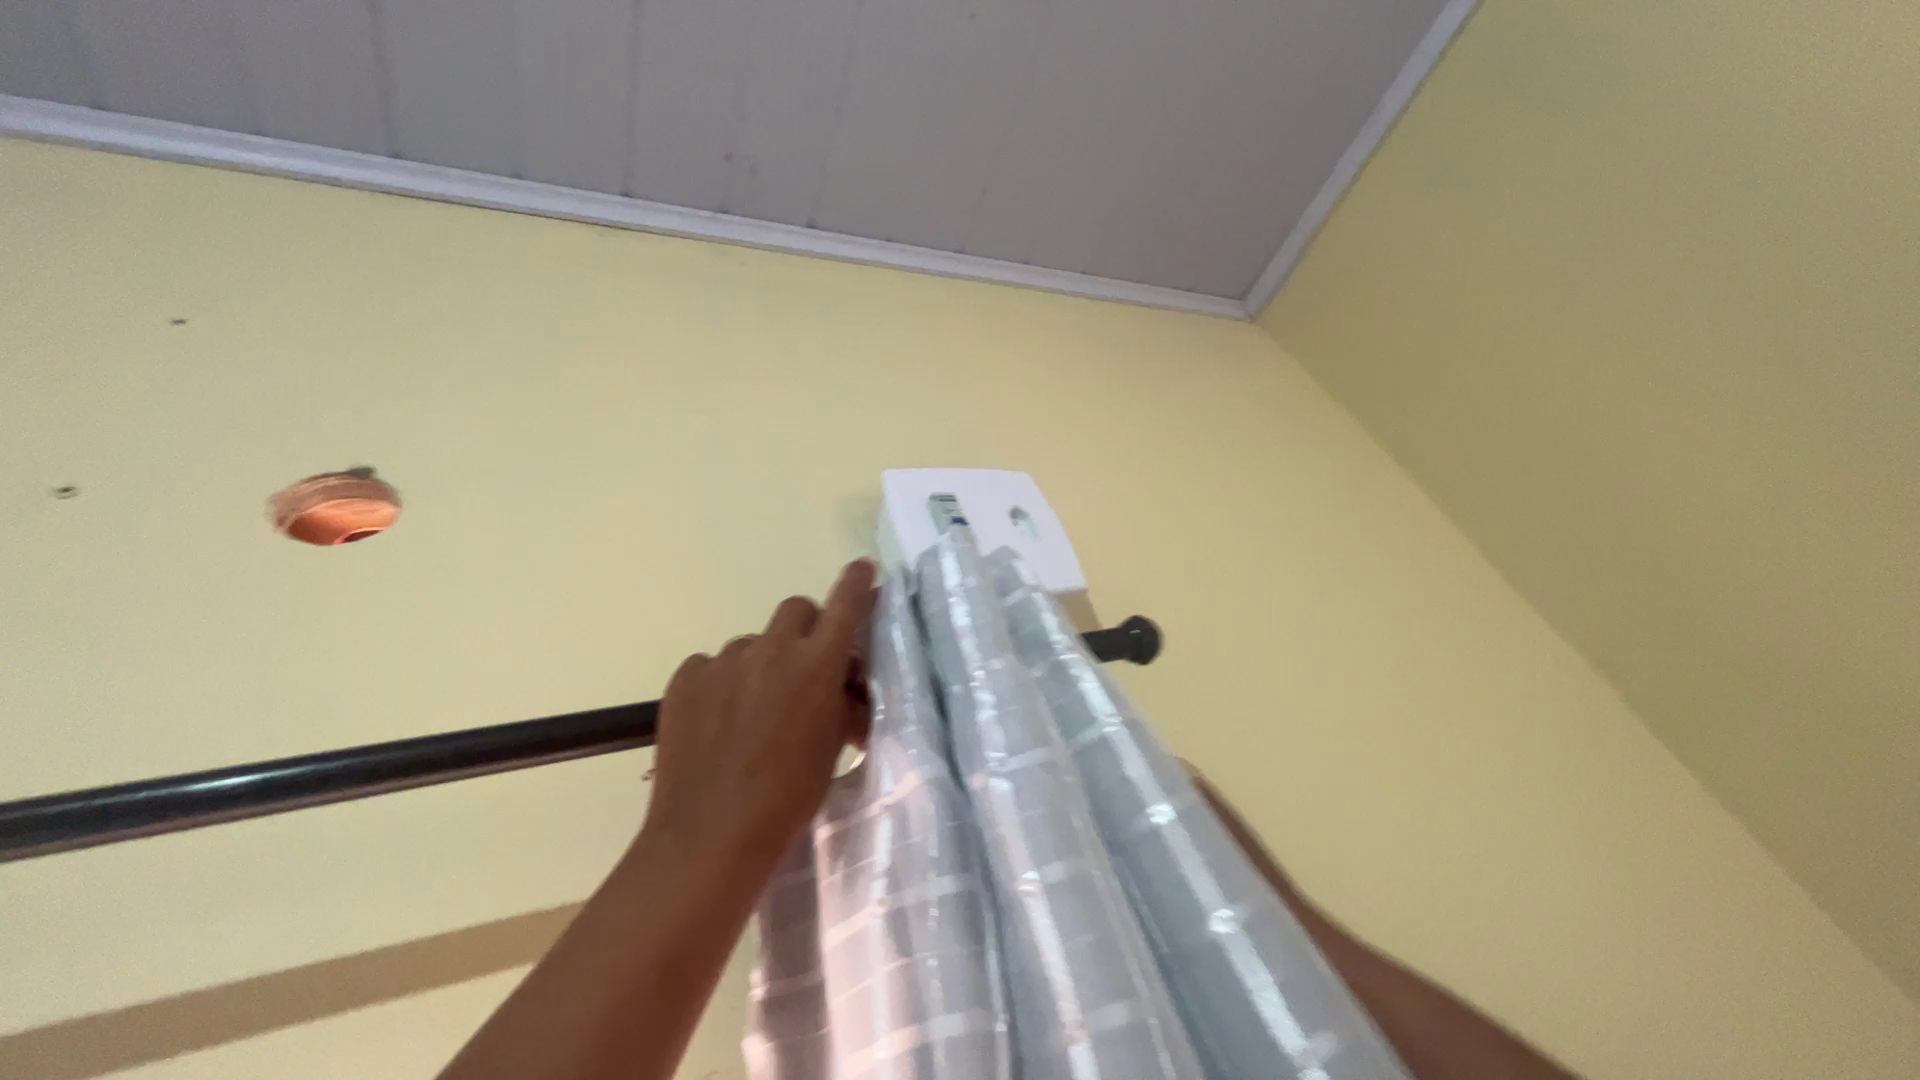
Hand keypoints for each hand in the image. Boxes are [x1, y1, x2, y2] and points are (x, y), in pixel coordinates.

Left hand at [642, 559, 878, 863]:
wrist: (710, 835)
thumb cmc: (787, 798)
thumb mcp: (831, 750)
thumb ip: (841, 705)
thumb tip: (844, 690)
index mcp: (815, 666)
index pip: (844, 606)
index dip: (857, 585)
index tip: (863, 570)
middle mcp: (770, 651)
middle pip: (795, 610)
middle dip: (807, 629)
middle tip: (805, 668)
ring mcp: (722, 662)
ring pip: (752, 644)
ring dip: (762, 664)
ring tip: (753, 713)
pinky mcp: (685, 679)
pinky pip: (712, 666)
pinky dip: (723, 684)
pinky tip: (719, 723)